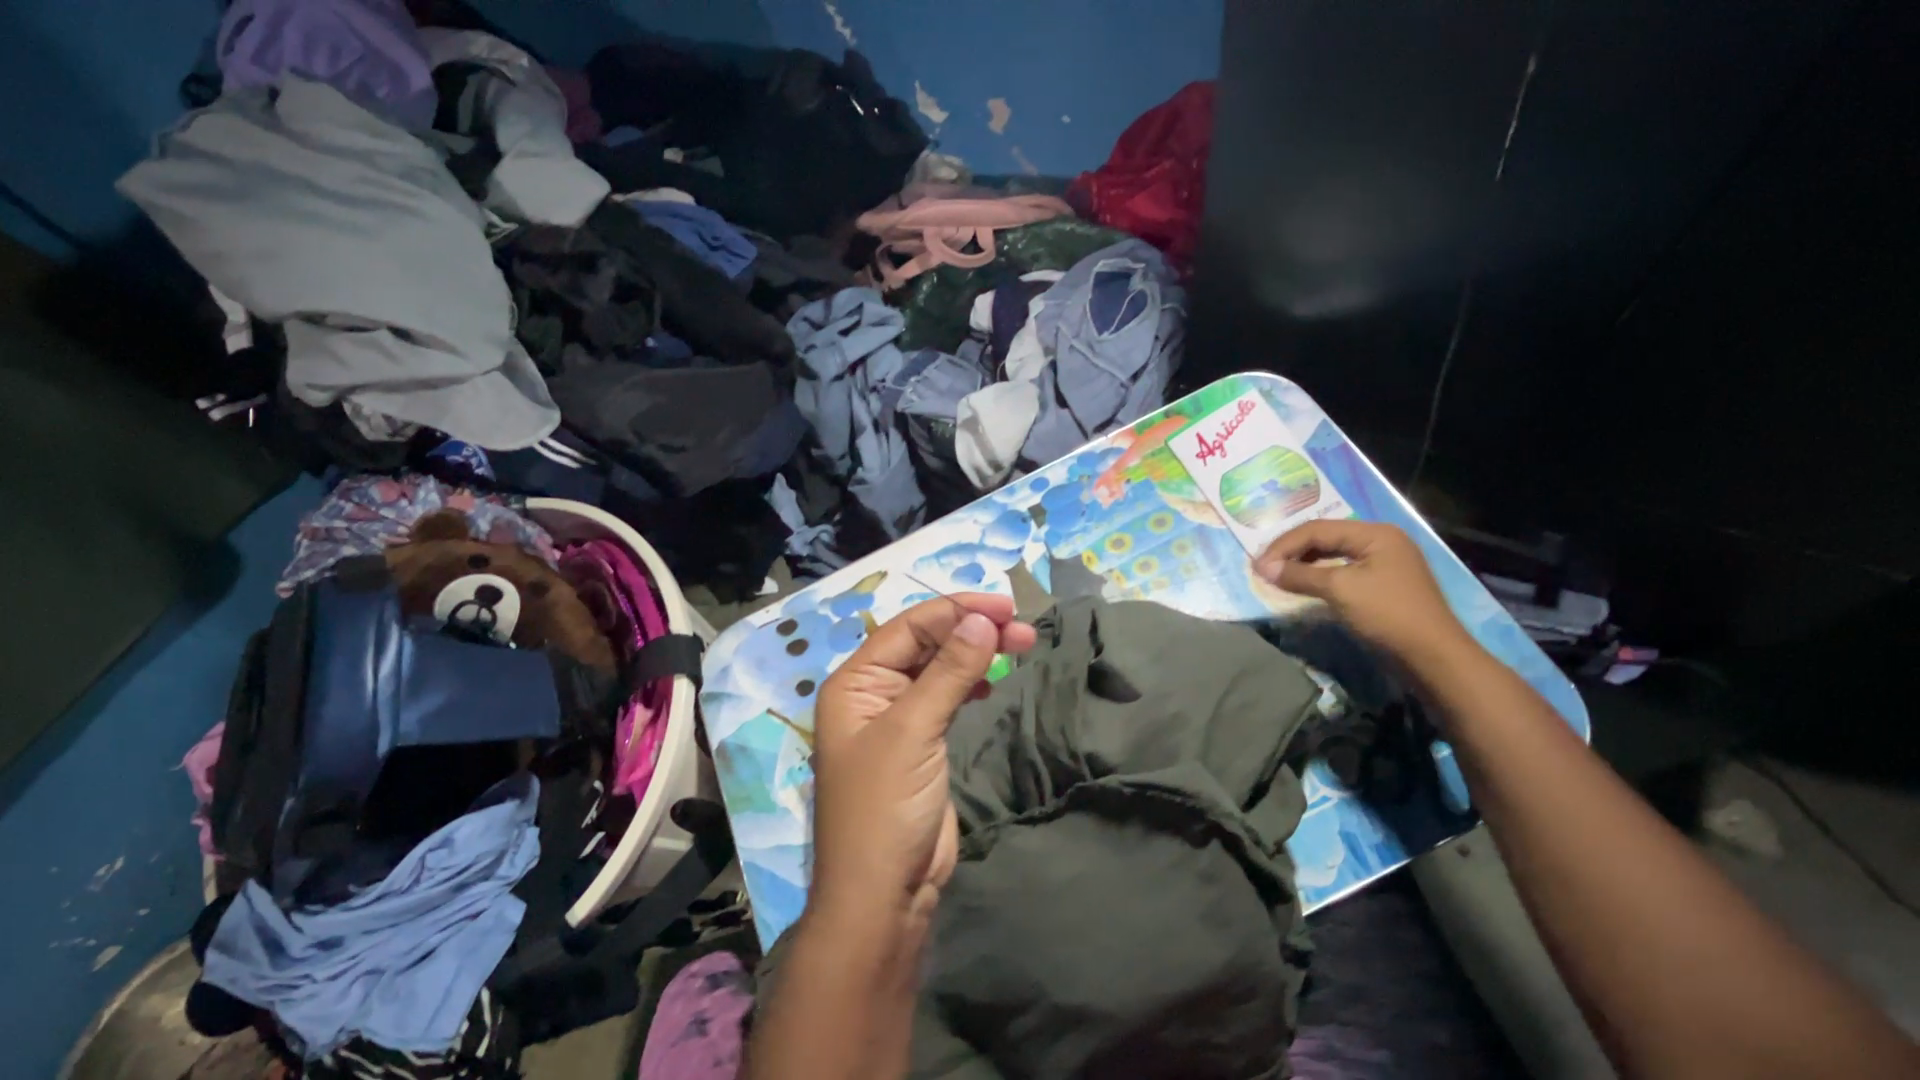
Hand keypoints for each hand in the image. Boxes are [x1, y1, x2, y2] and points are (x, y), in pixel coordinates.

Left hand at [809, 593, 1036, 925]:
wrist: (883, 893)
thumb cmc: (886, 807)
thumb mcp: (914, 732)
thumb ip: (949, 672)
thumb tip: (983, 619)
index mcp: (854, 683)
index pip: (908, 628)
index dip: (957, 611)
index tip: (1007, 608)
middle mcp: (871, 694)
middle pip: (925, 645)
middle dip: (972, 631)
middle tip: (1026, 631)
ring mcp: (896, 721)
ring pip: (938, 670)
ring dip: (976, 655)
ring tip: (1021, 646)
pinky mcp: (920, 746)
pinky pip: (945, 699)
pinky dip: (969, 683)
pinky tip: (991, 680)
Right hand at [1254, 520, 1474, 666]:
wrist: (1433, 657)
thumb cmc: (1388, 615)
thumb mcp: (1340, 590)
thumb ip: (1300, 575)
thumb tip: (1263, 568)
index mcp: (1375, 533)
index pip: (1318, 529)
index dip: (1284, 545)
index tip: (1257, 566)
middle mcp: (1381, 541)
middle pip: (1326, 538)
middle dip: (1292, 553)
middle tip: (1264, 570)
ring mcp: (1384, 564)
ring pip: (1333, 556)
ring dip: (1304, 566)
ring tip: (1279, 578)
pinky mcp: (1383, 586)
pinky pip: (1343, 573)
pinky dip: (1320, 578)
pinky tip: (1304, 588)